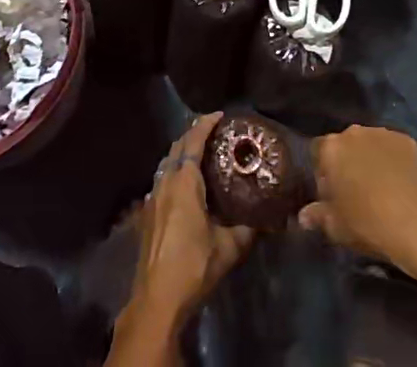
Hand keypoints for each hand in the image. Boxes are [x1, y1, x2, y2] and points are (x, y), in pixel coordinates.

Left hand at [126, 113, 255, 328]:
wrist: (156, 301)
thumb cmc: (193, 266)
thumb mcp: (229, 247)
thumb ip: (248, 228)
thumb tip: (270, 217)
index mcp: (184, 184)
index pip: (193, 142)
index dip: (205, 125)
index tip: (220, 115)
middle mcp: (164, 185)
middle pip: (176, 148)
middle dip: (193, 134)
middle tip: (214, 131)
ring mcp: (151, 200)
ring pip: (165, 164)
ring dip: (181, 153)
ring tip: (201, 153)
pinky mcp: (146, 216)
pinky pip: (160, 180)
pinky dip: (173, 171)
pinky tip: (184, 185)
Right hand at [298, 125, 416, 275]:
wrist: (413, 219)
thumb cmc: (364, 222)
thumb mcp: (334, 226)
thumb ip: (316, 216)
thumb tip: (304, 216)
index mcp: (331, 148)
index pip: (318, 151)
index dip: (322, 171)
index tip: (329, 192)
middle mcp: (355, 133)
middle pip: (345, 145)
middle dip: (348, 162)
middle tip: (354, 191)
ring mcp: (384, 133)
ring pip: (371, 144)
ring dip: (371, 159)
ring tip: (381, 187)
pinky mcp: (408, 140)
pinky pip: (395, 148)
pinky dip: (395, 160)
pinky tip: (400, 183)